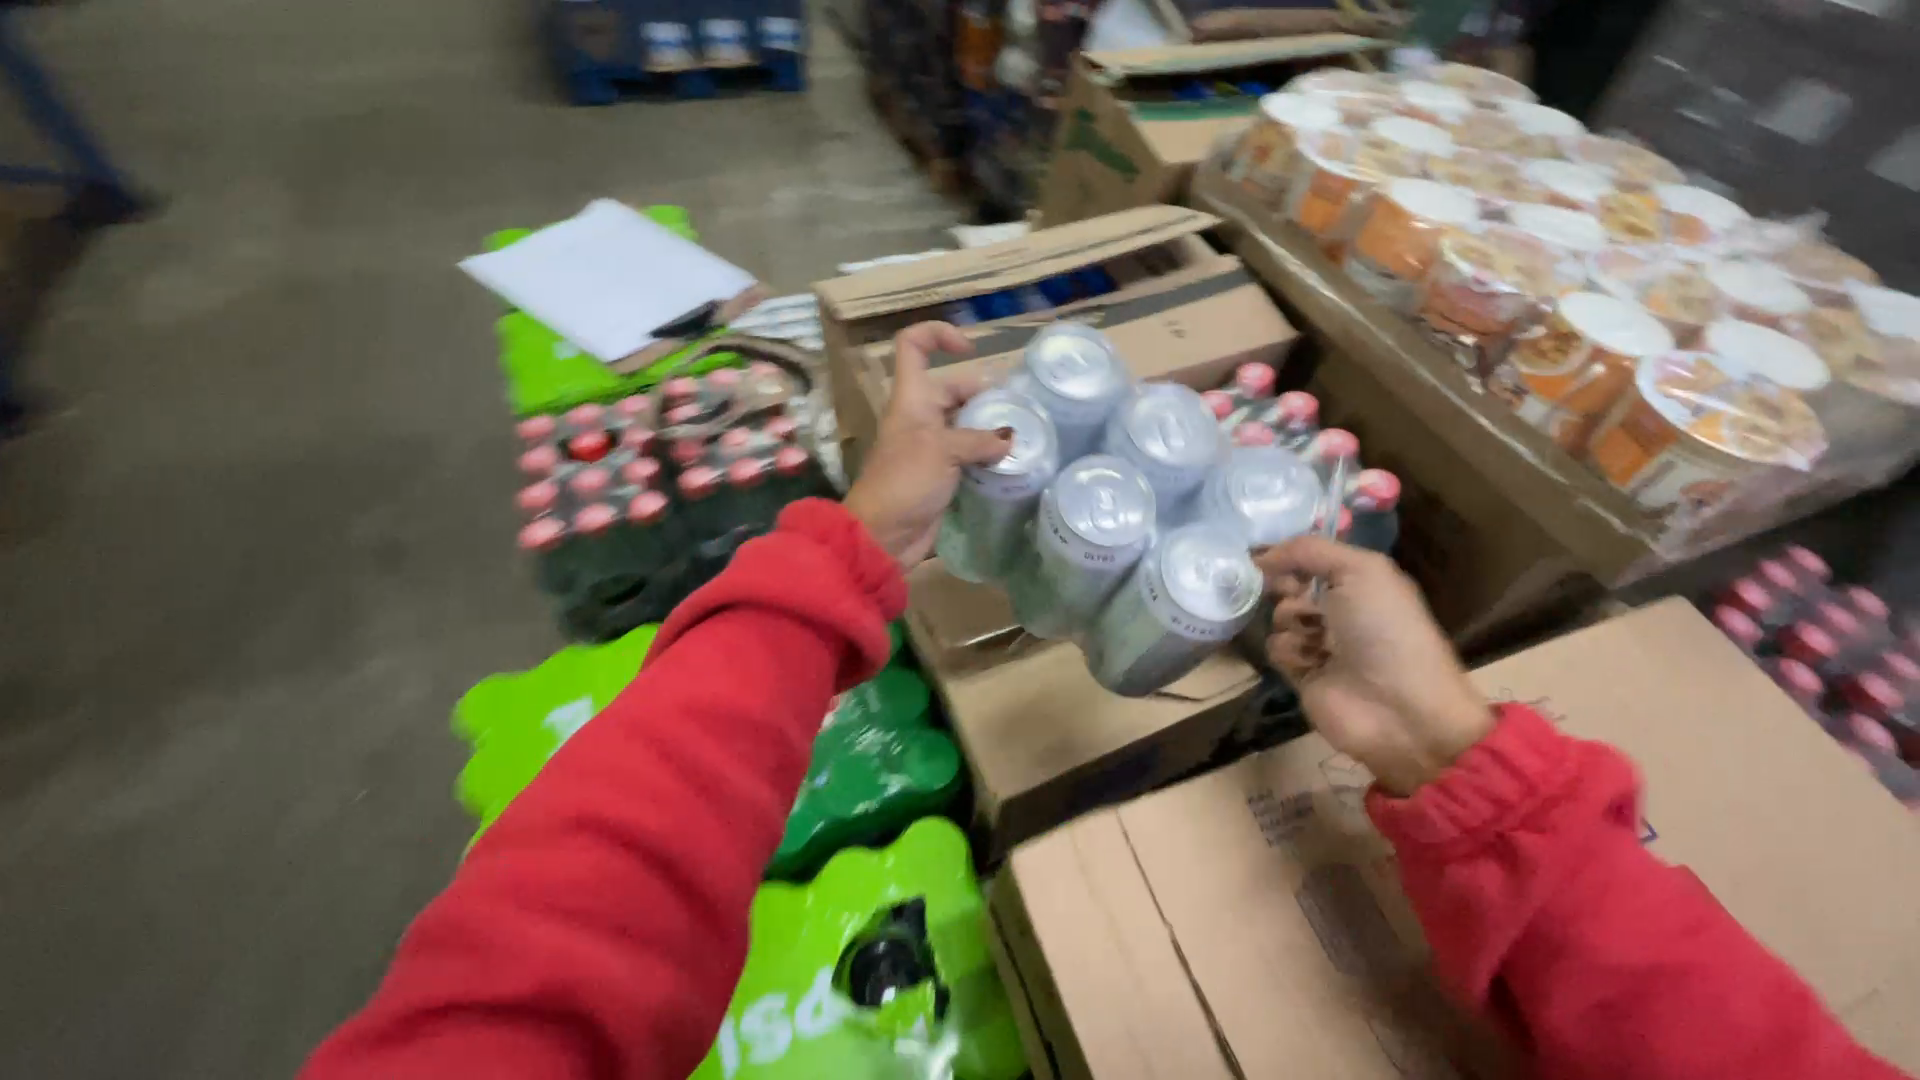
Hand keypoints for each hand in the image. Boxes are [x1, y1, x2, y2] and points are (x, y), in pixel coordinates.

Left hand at [844, 322, 1012, 565]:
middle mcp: (920, 416)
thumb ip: (979, 439)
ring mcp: (931, 446)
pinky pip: (969, 455)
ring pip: (966, 424)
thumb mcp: (943, 451)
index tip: (970, 349)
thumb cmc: (905, 482)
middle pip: (954, 388)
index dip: (939, 335)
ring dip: (991, 428)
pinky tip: (1011, 463)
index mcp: (911, 398)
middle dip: (985, 395)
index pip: (914, 346)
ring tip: (1023, 437)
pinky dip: (988, 456)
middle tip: (1019, 411)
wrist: (883, 535)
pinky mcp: (941, 475)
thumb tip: (1010, 439)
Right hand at [1256, 537, 1493, 796]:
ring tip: (1316, 639)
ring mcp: (1321, 642)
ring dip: (1291, 622)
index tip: (1278, 559)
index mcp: (1361, 581)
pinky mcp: (1303, 673)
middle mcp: (1340, 608)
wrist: (1398, 707)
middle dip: (1287, 587)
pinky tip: (1312, 663)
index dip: (1291, 556)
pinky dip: (1290, 652)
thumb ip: (1309, 550)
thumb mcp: (1361, 571)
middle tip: (1298, 596)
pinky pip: (1276, 649)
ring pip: (1279, 616)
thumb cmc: (1385, 630)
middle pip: (1289, 585)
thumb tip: (1259, 556)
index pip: (1312, 558)